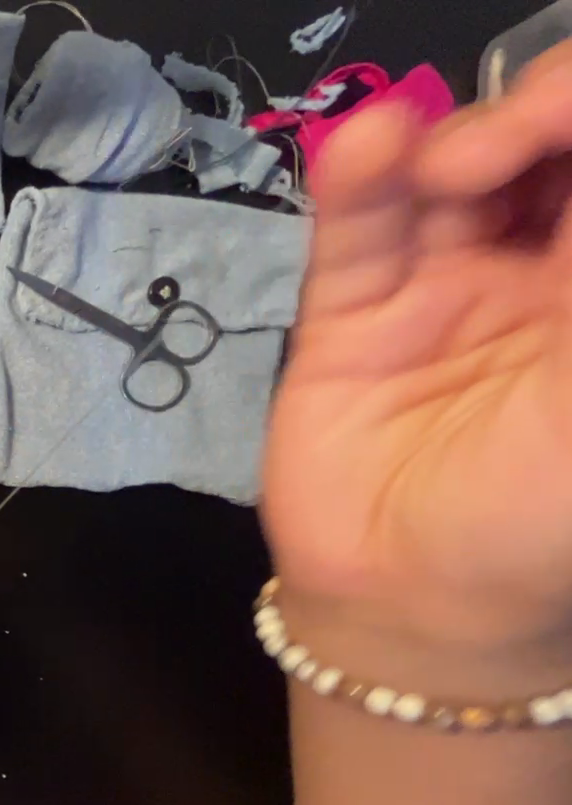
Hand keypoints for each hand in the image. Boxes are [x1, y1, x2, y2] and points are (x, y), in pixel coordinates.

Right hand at [263, 45, 571, 697]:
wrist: (409, 593)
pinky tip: (363, 145)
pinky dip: (354, 187)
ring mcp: (441, 293)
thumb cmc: (550, 514)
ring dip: (457, 141)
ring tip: (446, 162)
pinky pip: (355, 241)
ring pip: (453, 181)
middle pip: (553, 154)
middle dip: (549, 117)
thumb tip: (568, 179)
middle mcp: (550, 273)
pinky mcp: (348, 321)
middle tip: (518, 143)